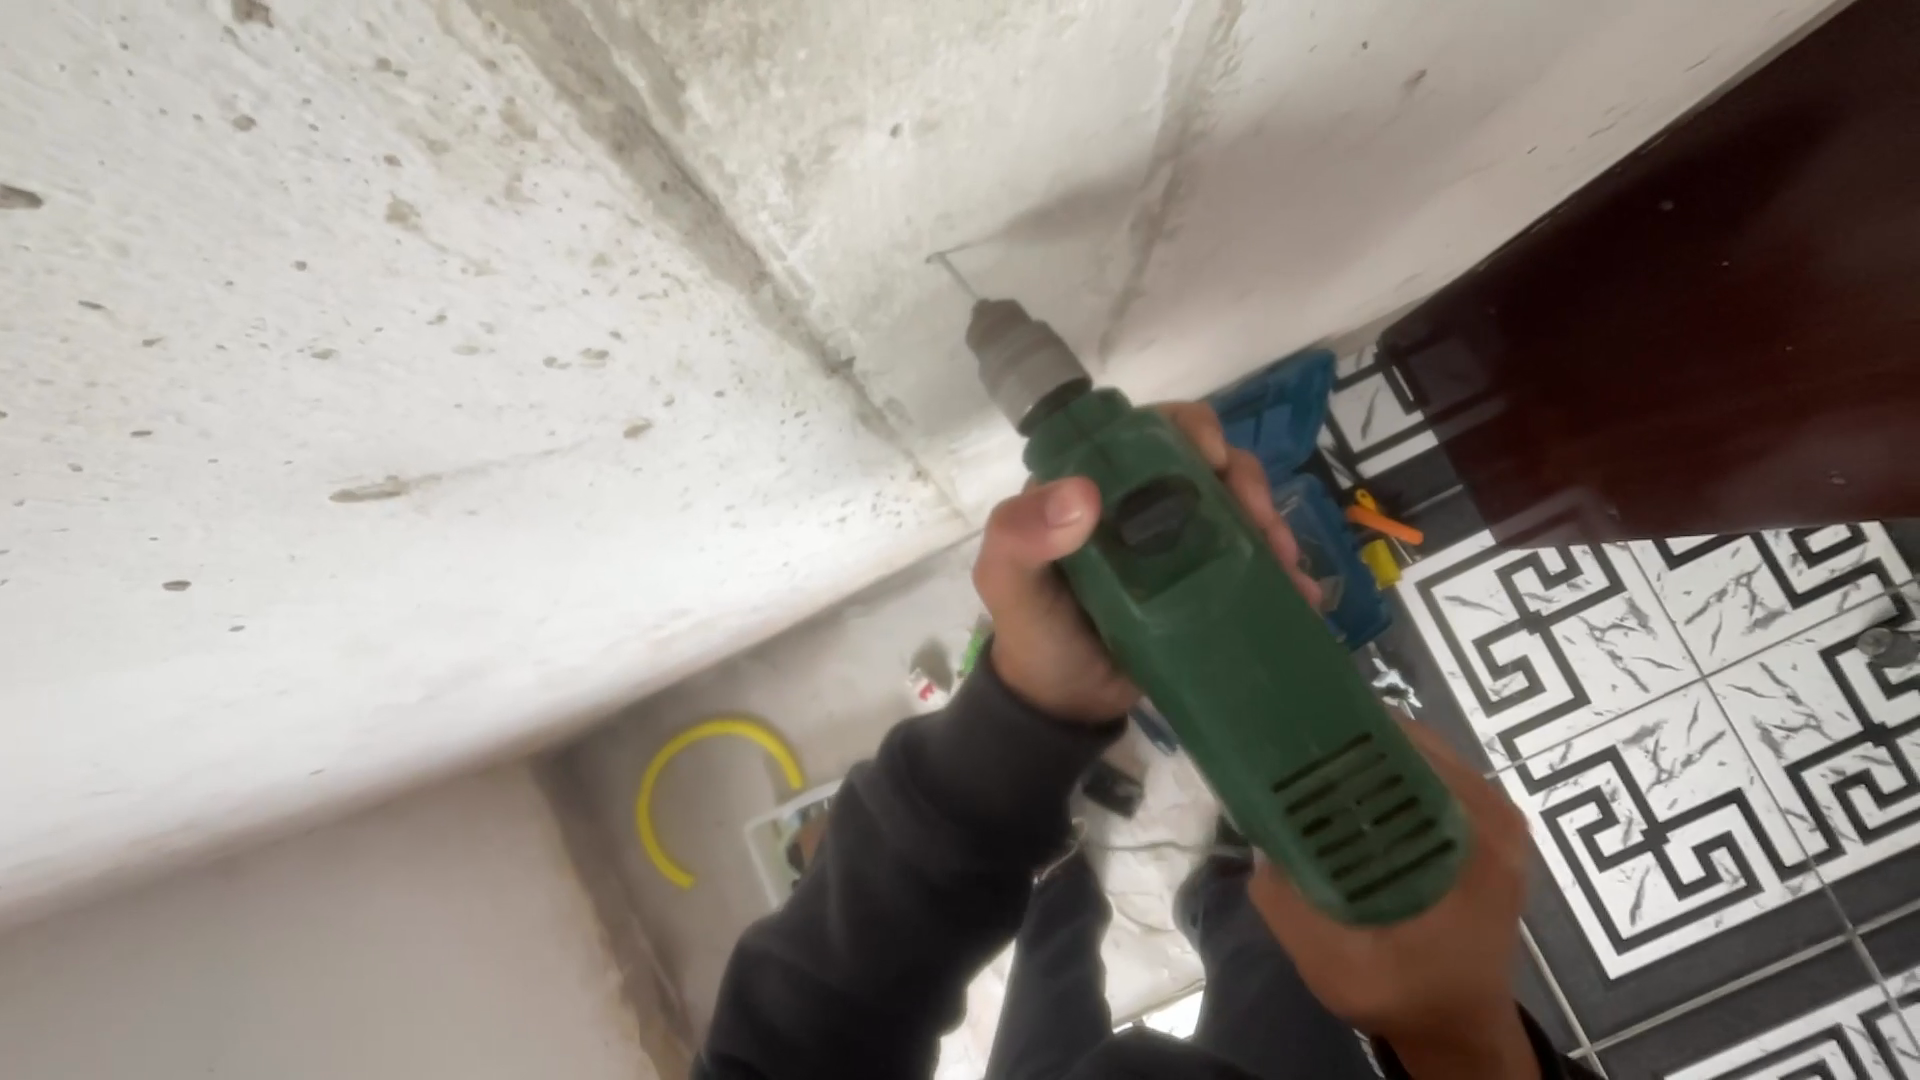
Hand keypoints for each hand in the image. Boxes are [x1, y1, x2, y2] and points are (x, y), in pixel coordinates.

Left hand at [972, 402, 1322, 723]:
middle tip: (1261, 525)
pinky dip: (1279, 568)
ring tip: (1285, 564)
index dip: (1186, 431)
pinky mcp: (1202, 580)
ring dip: (1269, 523)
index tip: (1213, 461)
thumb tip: (1082, 493)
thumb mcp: (1009, 581)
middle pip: (1202, 465)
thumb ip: (1021, 535)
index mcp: (1089, 484)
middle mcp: (1136, 503)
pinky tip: (1299, 593)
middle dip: (1243, 481)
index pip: (1142, 434)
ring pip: (1234, 506)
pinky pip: (1248, 558)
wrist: (1064, 702)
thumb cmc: (1033, 631)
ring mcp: (1174, 541)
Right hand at [1247, 722, 1537, 1078]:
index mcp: (1470, 836)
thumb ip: (1288, 901)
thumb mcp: (1334, 963)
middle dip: (1342, 736)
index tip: (1289, 728)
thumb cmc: (1406, 994)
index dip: (1342, 728)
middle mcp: (1489, 813)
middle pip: (1405, 740)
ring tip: (1300, 762)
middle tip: (1283, 744)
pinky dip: (1372, 774)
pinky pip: (1417, 775)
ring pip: (1409, 753)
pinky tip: (1331, 791)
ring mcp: (1487, 817)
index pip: (1404, 744)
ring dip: (1355, 754)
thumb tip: (1258, 832)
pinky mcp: (1476, 826)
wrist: (1458, 1030)